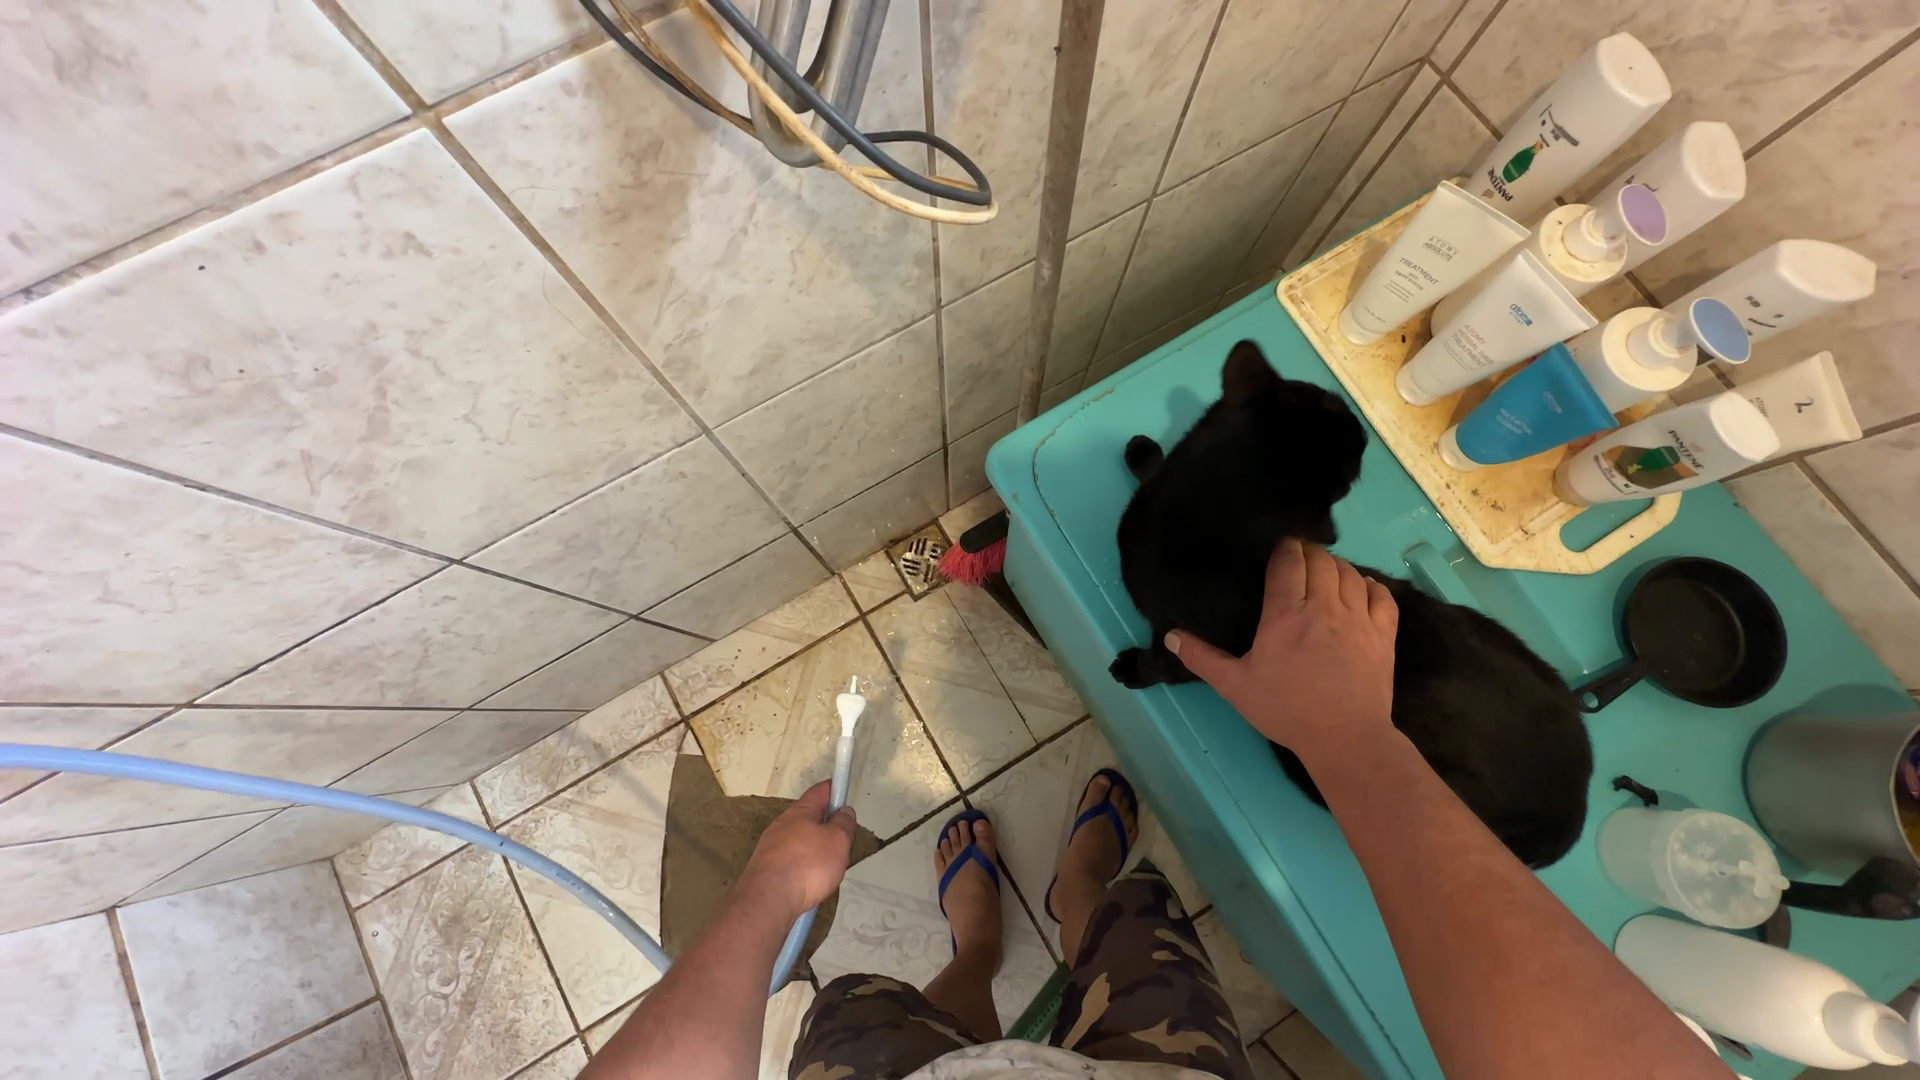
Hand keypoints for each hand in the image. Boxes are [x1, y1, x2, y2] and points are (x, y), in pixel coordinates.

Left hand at [738, 780, 857, 919]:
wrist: (768, 901)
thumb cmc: (807, 866)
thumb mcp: (838, 841)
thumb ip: (844, 823)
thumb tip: (844, 811)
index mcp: (801, 811)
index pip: (820, 791)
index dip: (835, 789)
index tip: (844, 792)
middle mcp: (782, 824)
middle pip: (808, 816)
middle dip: (825, 824)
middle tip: (842, 839)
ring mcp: (770, 847)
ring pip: (798, 840)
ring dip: (813, 848)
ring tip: (827, 867)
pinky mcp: (765, 869)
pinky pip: (789, 860)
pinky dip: (801, 866)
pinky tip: (808, 882)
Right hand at [1165, 539, 1399, 766]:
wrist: (1346, 739)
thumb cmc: (1286, 710)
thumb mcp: (1235, 686)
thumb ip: (1201, 657)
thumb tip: (1170, 635)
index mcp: (1286, 614)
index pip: (1287, 562)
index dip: (1283, 547)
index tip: (1277, 546)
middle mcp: (1324, 607)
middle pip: (1320, 560)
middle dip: (1307, 551)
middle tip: (1296, 557)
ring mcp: (1358, 619)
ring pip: (1350, 573)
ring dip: (1335, 565)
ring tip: (1323, 570)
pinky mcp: (1383, 634)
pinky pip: (1381, 594)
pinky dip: (1369, 584)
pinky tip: (1359, 588)